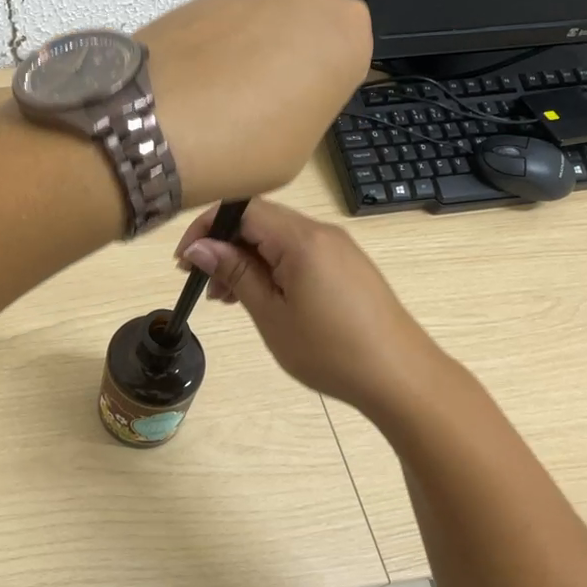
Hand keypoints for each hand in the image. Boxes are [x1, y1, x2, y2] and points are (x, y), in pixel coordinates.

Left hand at [139, 0, 370, 205]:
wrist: (149, 124)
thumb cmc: (239, 147)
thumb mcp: (300, 149)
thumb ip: (307, 108)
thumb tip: (284, 97)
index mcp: (350, 32)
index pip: (343, 63)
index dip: (316, 95)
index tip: (289, 119)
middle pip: (305, 32)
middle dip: (285, 62)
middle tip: (252, 108)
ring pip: (263, 23)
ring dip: (249, 52)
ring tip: (215, 99)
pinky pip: (222, 23)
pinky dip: (214, 48)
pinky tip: (192, 84)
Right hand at [174, 199, 457, 416]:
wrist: (401, 377)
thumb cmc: (329, 351)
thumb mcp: (271, 314)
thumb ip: (235, 273)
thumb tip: (199, 247)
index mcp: (301, 239)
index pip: (240, 209)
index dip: (206, 229)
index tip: (185, 263)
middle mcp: (321, 232)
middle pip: (259, 220)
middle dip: (223, 246)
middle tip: (203, 286)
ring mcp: (338, 248)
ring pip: (277, 238)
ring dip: (245, 259)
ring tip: (227, 299)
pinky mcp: (347, 266)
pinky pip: (298, 253)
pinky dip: (271, 267)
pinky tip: (261, 298)